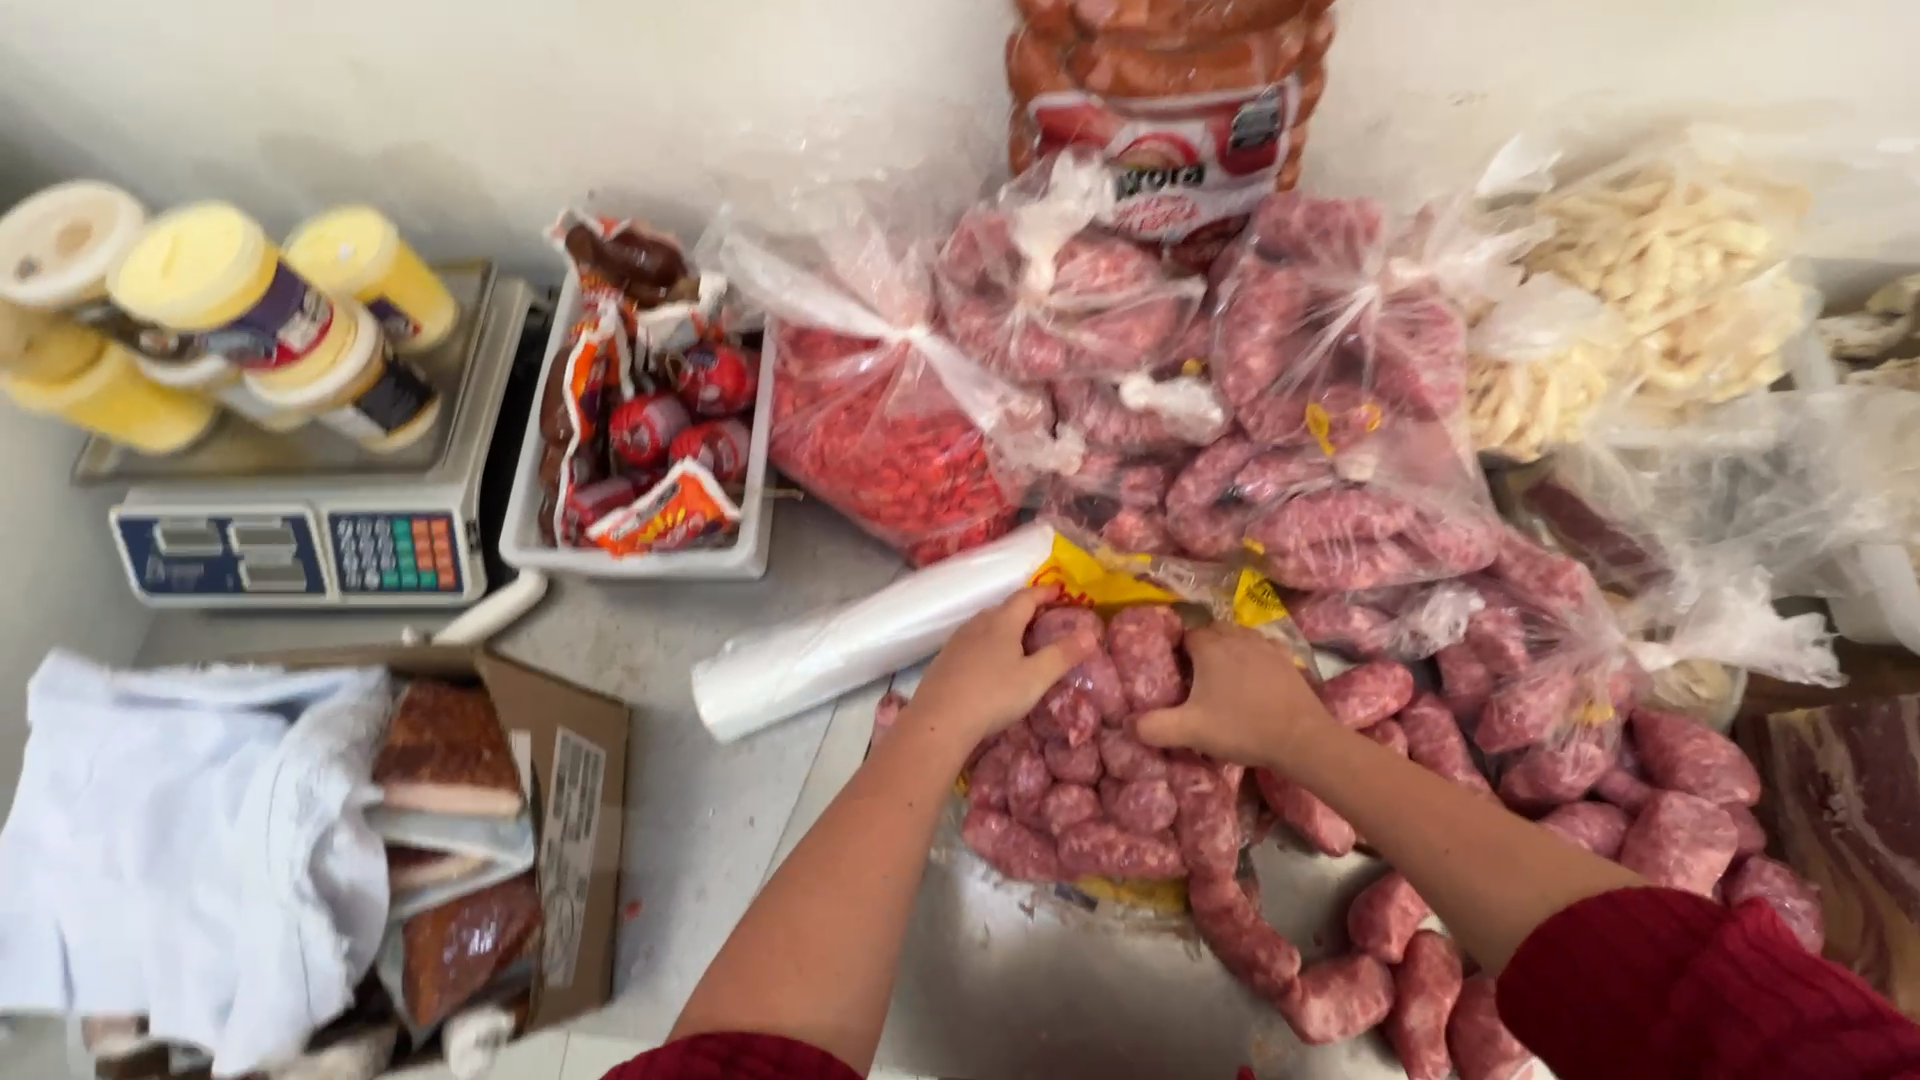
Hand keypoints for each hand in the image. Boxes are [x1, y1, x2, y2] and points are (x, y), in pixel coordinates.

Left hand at [902, 586, 1093, 751]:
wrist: (938, 721)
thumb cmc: (993, 695)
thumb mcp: (1035, 678)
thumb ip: (1062, 655)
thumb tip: (1090, 634)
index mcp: (1002, 622)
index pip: (1026, 597)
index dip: (1044, 592)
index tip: (1060, 592)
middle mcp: (977, 624)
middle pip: (1004, 609)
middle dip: (1025, 610)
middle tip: (1044, 620)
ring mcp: (957, 642)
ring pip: (985, 625)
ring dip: (1004, 627)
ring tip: (1020, 641)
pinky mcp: (944, 660)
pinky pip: (972, 643)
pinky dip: (988, 644)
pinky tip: (991, 664)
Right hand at [1134, 623, 1333, 766]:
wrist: (1302, 738)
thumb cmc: (1241, 728)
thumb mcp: (1190, 731)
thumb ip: (1153, 727)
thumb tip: (1127, 724)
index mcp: (1209, 647)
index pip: (1183, 634)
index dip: (1174, 650)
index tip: (1171, 671)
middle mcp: (1236, 637)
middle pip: (1210, 631)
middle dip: (1200, 646)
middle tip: (1193, 675)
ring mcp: (1264, 645)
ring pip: (1236, 636)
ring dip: (1227, 648)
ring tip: (1221, 675)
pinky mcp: (1286, 659)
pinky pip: (1260, 648)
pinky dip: (1252, 657)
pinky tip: (1251, 679)